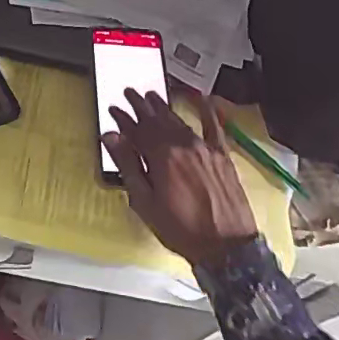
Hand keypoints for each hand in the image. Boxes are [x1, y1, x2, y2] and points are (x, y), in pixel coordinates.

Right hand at [102, 88, 258, 268]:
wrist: (226, 246)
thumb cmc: (183, 230)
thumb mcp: (145, 202)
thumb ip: (128, 166)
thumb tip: (112, 139)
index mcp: (161, 157)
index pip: (136, 130)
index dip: (122, 119)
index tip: (113, 110)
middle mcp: (183, 146)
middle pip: (157, 120)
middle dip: (141, 106)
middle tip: (130, 94)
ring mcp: (204, 148)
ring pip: (179, 120)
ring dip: (163, 107)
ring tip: (152, 96)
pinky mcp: (221, 155)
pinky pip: (213, 126)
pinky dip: (206, 111)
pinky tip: (202, 99)